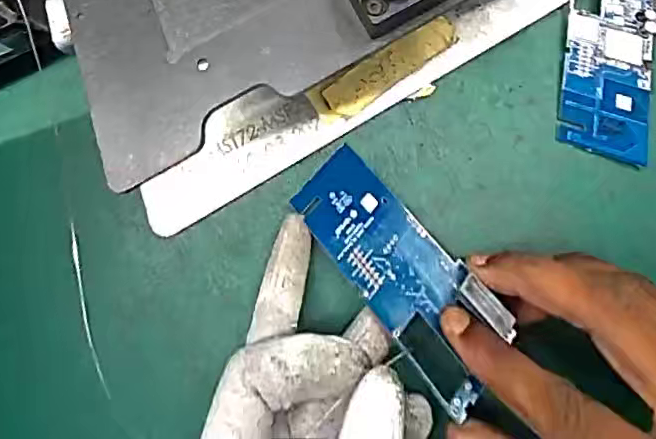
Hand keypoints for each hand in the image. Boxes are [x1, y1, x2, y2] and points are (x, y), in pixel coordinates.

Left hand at [203, 216, 431, 438]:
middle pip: (291, 342)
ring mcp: (305, 437)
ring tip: (403, 316)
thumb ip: (355, 434)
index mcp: (238, 432)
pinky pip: (364, 413)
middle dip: (323, 291)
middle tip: (334, 236)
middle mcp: (271, 427)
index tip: (347, 360)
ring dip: (374, 348)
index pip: (257, 361)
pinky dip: (396, 404)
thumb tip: (386, 380)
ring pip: (337, 378)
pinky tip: (417, 404)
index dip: (302, 348)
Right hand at [440, 253, 655, 438]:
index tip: (458, 330)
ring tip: (518, 281)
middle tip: (483, 272)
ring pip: (639, 293)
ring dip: (568, 273)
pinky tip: (572, 296)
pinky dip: (601, 285)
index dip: (505, 368)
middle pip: (617, 312)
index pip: (576, 414)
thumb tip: (466, 428)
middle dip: (539, 279)